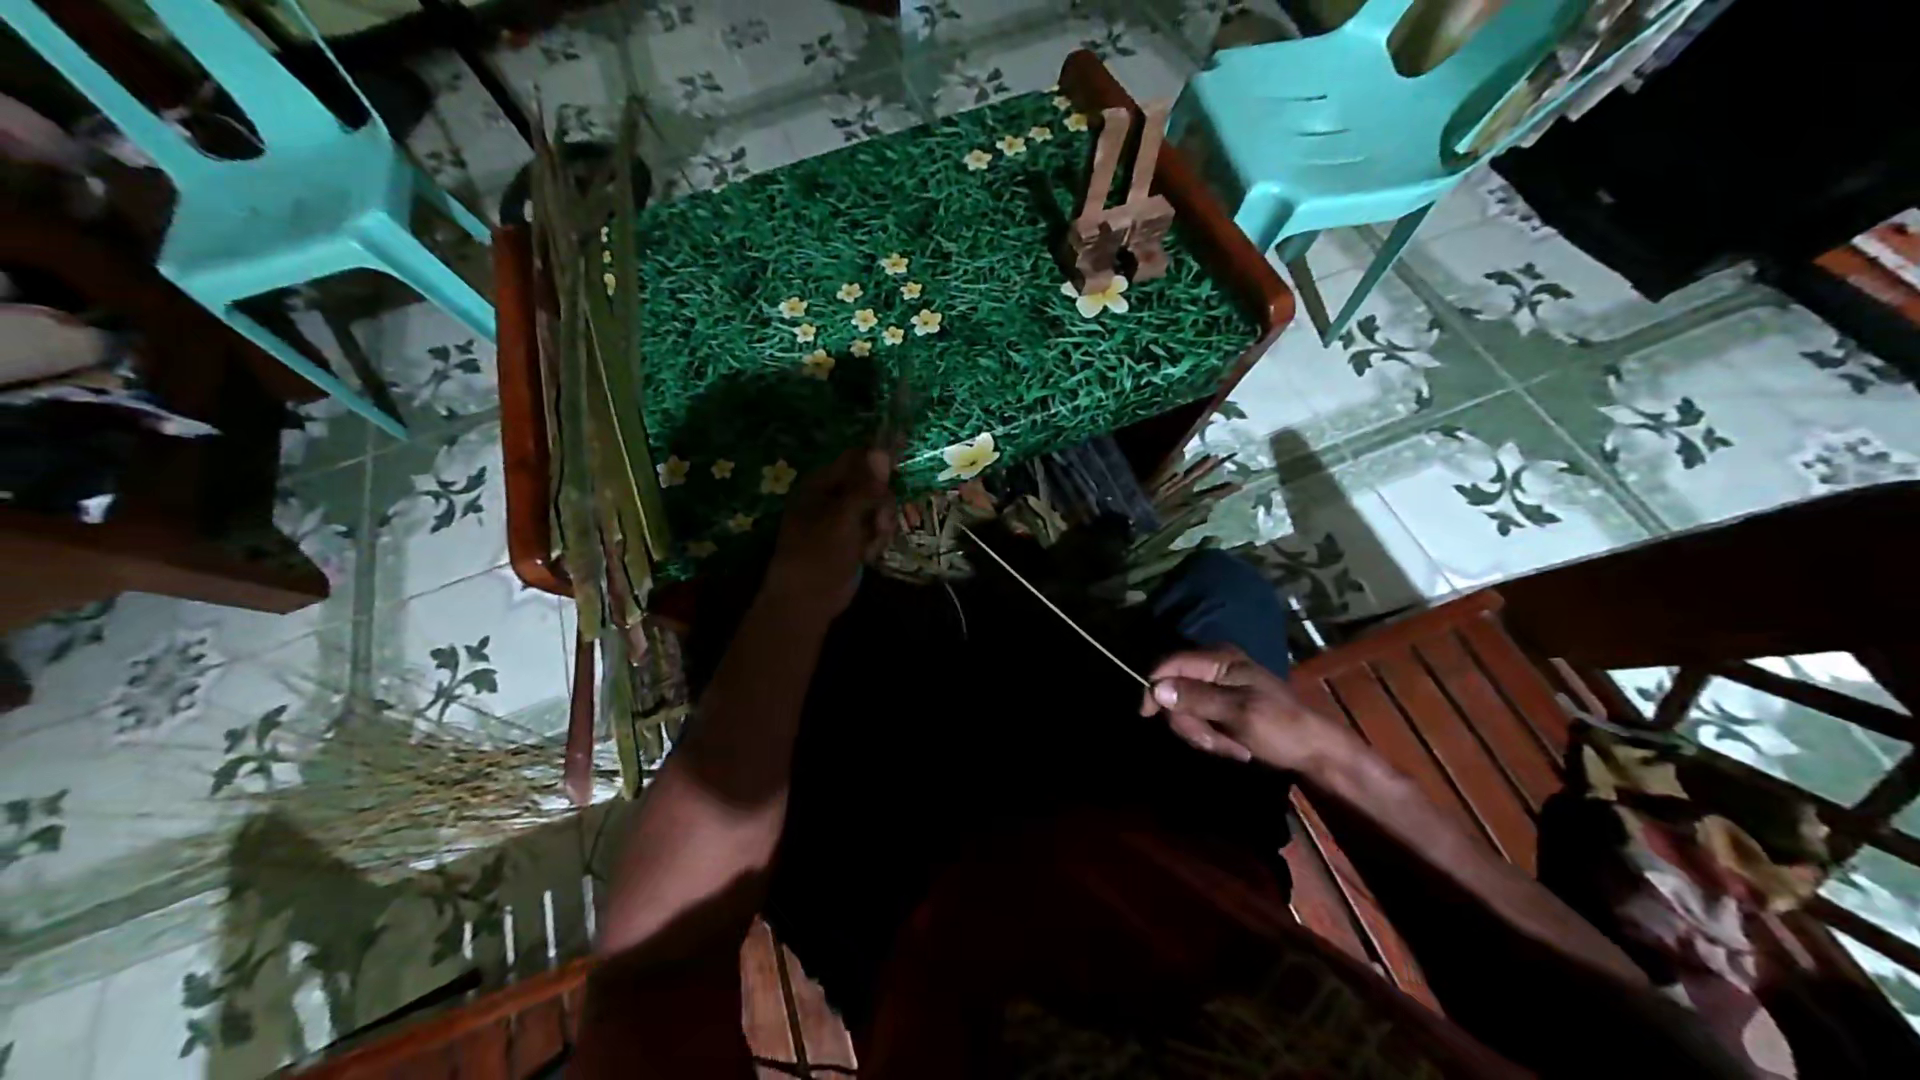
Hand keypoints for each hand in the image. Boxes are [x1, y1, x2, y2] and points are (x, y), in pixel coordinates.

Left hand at [764, 447, 894, 617]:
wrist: (807, 599)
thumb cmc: (818, 553)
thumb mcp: (843, 517)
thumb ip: (865, 486)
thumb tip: (882, 451)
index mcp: (822, 483)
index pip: (857, 458)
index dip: (880, 458)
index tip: (905, 461)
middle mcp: (833, 497)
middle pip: (872, 484)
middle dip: (882, 503)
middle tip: (880, 523)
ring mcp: (843, 520)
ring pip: (877, 509)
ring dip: (881, 525)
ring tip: (871, 544)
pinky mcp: (852, 540)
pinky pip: (875, 529)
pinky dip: (876, 540)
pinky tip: (868, 555)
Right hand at [1138, 644, 1358, 774]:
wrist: (1317, 753)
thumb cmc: (1282, 728)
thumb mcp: (1239, 713)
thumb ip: (1197, 698)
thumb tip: (1157, 688)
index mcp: (1219, 659)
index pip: (1170, 664)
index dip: (1153, 687)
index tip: (1146, 715)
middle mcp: (1214, 667)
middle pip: (1174, 691)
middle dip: (1189, 722)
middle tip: (1212, 744)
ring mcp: (1218, 687)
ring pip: (1184, 710)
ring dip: (1202, 735)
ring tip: (1230, 749)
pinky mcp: (1221, 706)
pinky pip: (1198, 719)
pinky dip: (1211, 738)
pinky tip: (1232, 747)